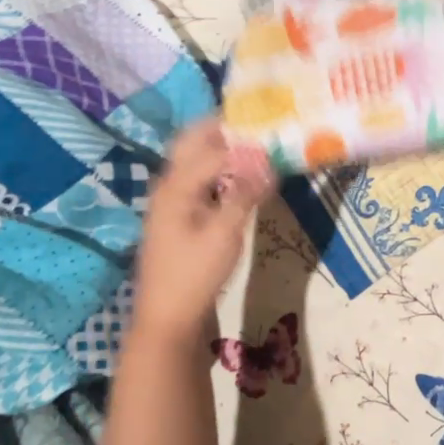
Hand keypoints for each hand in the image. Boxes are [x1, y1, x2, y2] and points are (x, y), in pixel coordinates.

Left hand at [133, 120, 274, 343]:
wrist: (167, 319)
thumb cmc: (195, 275)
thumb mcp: (225, 234)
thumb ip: (246, 194)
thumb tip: (269, 163)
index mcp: (176, 186)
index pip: (215, 149)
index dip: (247, 142)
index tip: (276, 132)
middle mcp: (169, 185)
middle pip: (193, 143)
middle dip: (224, 130)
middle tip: (259, 125)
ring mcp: (171, 202)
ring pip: (195, 160)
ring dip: (222, 149)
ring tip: (257, 146)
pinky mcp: (178, 217)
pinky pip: (199, 180)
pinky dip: (220, 172)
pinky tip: (244, 179)